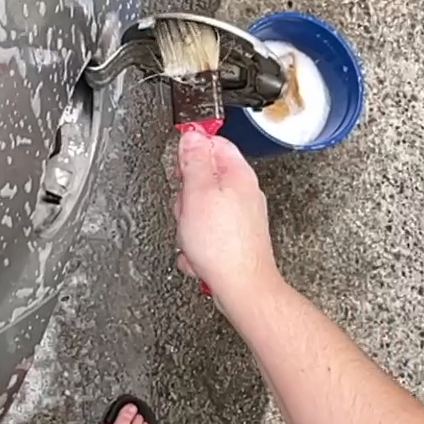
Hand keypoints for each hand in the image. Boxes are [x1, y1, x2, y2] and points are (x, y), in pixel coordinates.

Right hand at [173, 130, 283, 312]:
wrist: (241, 287)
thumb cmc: (223, 245)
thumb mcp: (197, 193)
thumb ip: (193, 162)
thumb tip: (191, 137)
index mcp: (238, 174)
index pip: (214, 143)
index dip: (191, 151)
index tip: (179, 167)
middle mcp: (244, 193)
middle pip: (204, 178)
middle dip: (186, 195)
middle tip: (186, 209)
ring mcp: (241, 217)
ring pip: (201, 208)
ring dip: (189, 223)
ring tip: (192, 236)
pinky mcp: (235, 239)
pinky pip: (206, 233)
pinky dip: (197, 244)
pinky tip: (197, 254)